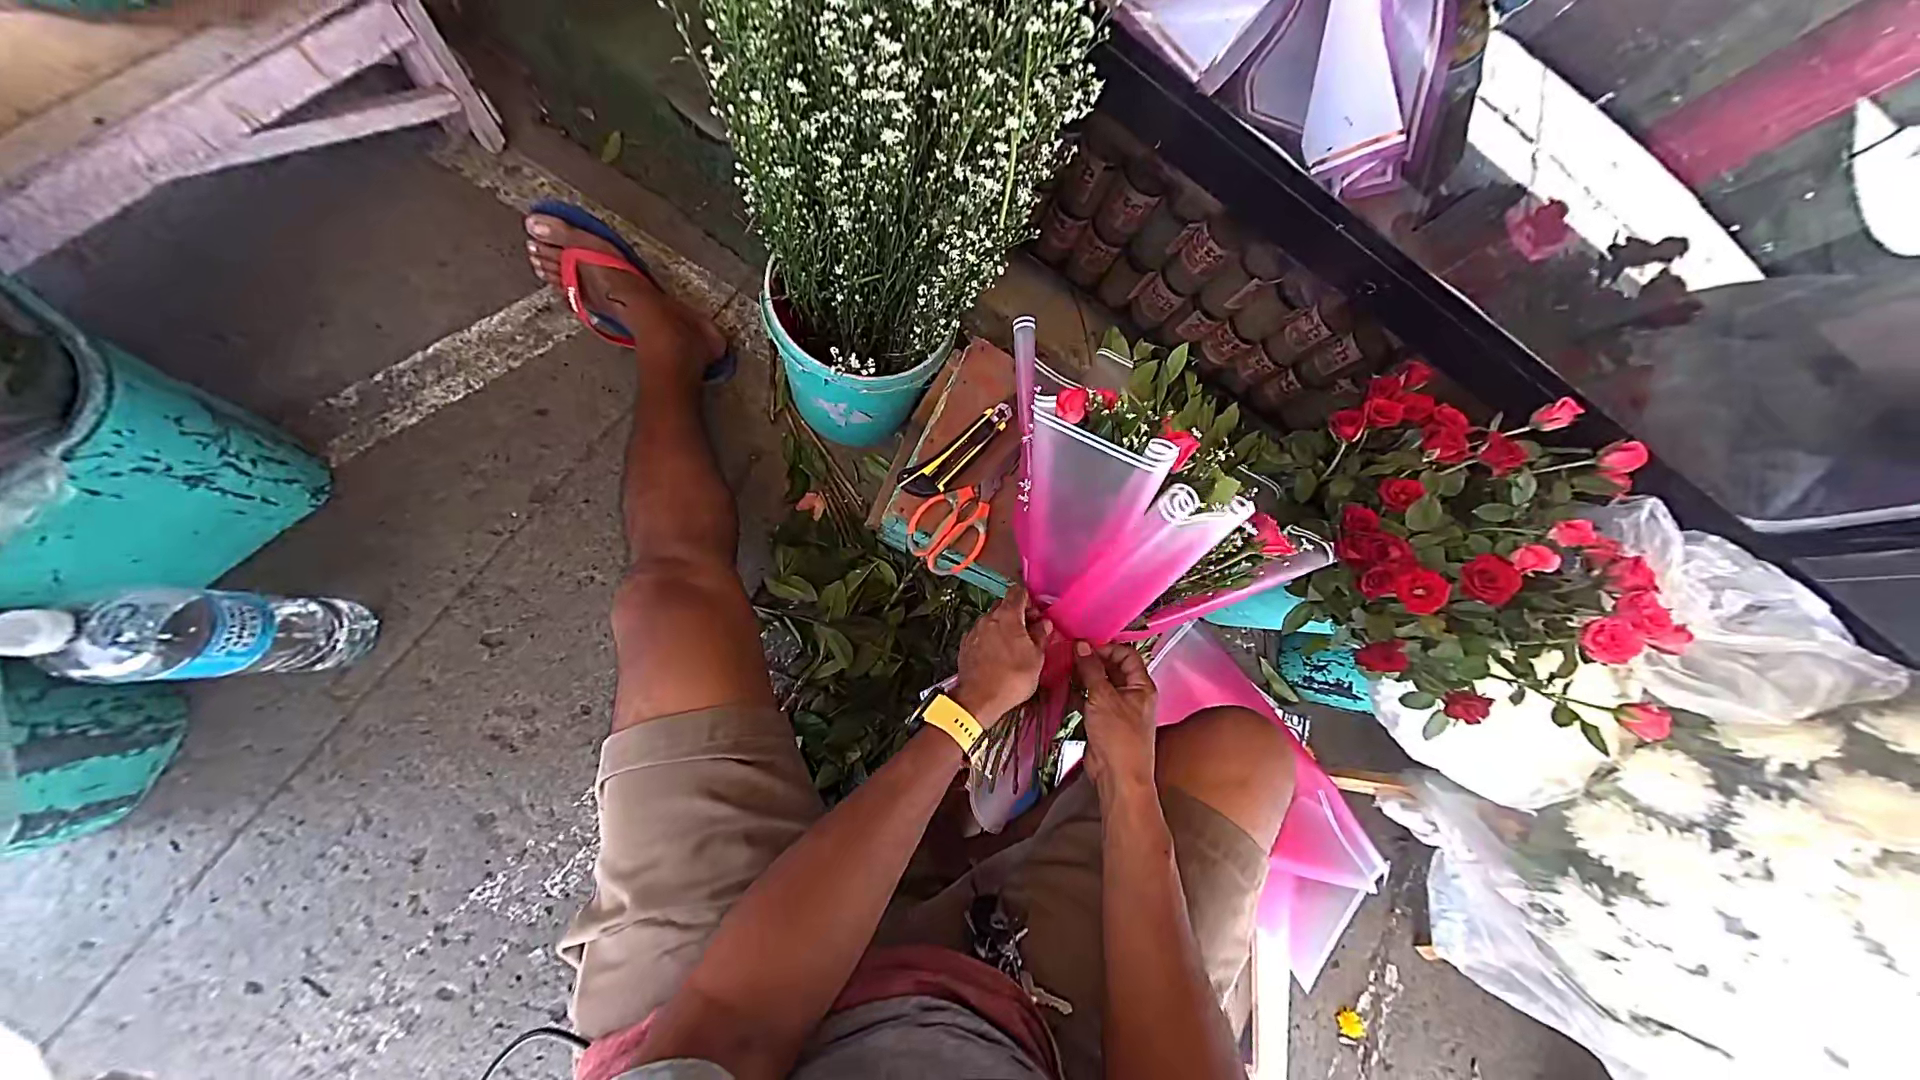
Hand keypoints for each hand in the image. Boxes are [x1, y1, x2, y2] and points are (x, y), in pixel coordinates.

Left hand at [953, 586, 1049, 724]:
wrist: (979, 700)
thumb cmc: (1012, 678)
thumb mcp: (1036, 658)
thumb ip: (1041, 636)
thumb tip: (1044, 624)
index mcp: (1007, 616)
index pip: (1017, 592)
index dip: (1029, 598)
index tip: (1037, 611)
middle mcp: (987, 618)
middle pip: (1004, 604)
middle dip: (1017, 613)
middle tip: (1030, 629)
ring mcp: (974, 631)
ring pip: (992, 619)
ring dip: (1003, 626)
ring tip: (1015, 645)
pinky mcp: (966, 644)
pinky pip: (982, 633)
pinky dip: (991, 637)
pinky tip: (999, 653)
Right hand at [1072, 641, 1158, 803]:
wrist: (1118, 777)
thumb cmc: (1118, 736)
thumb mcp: (1103, 697)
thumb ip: (1091, 669)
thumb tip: (1081, 645)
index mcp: (1141, 686)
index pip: (1126, 655)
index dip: (1107, 648)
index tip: (1085, 647)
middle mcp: (1132, 695)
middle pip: (1112, 668)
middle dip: (1092, 662)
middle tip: (1070, 656)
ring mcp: (1118, 708)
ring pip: (1100, 684)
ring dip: (1084, 678)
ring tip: (1065, 671)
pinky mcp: (1104, 721)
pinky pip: (1092, 700)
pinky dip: (1080, 694)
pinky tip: (1066, 690)